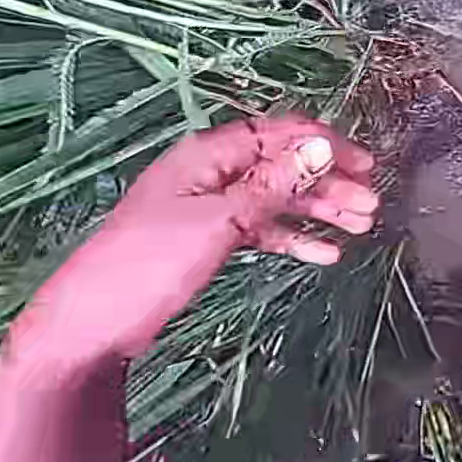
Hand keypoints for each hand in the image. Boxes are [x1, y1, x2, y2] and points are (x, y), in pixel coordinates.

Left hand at [14, 115, 377, 366]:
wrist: (91, 325)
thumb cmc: (149, 263)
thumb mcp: (218, 220)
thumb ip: (272, 185)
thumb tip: (320, 149)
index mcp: (209, 154)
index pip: (278, 136)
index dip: (324, 146)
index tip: (365, 165)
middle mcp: (214, 172)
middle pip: (284, 168)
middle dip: (329, 183)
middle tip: (371, 204)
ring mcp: (213, 206)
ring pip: (278, 199)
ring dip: (318, 211)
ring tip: (360, 226)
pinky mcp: (211, 238)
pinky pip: (262, 230)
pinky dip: (293, 239)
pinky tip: (324, 254)